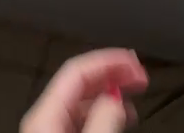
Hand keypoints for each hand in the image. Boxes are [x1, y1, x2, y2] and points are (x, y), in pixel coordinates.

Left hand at [21, 49, 147, 132]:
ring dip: (110, 89)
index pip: (79, 67)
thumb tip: (117, 94)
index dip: (109, 58)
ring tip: (133, 93)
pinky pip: (80, 115)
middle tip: (139, 72)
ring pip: (82, 97)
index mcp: (45, 111)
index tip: (134, 61)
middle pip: (81, 79)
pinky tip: (116, 115)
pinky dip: (101, 109)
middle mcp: (43, 116)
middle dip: (112, 70)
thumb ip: (103, 117)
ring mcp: (48, 127)